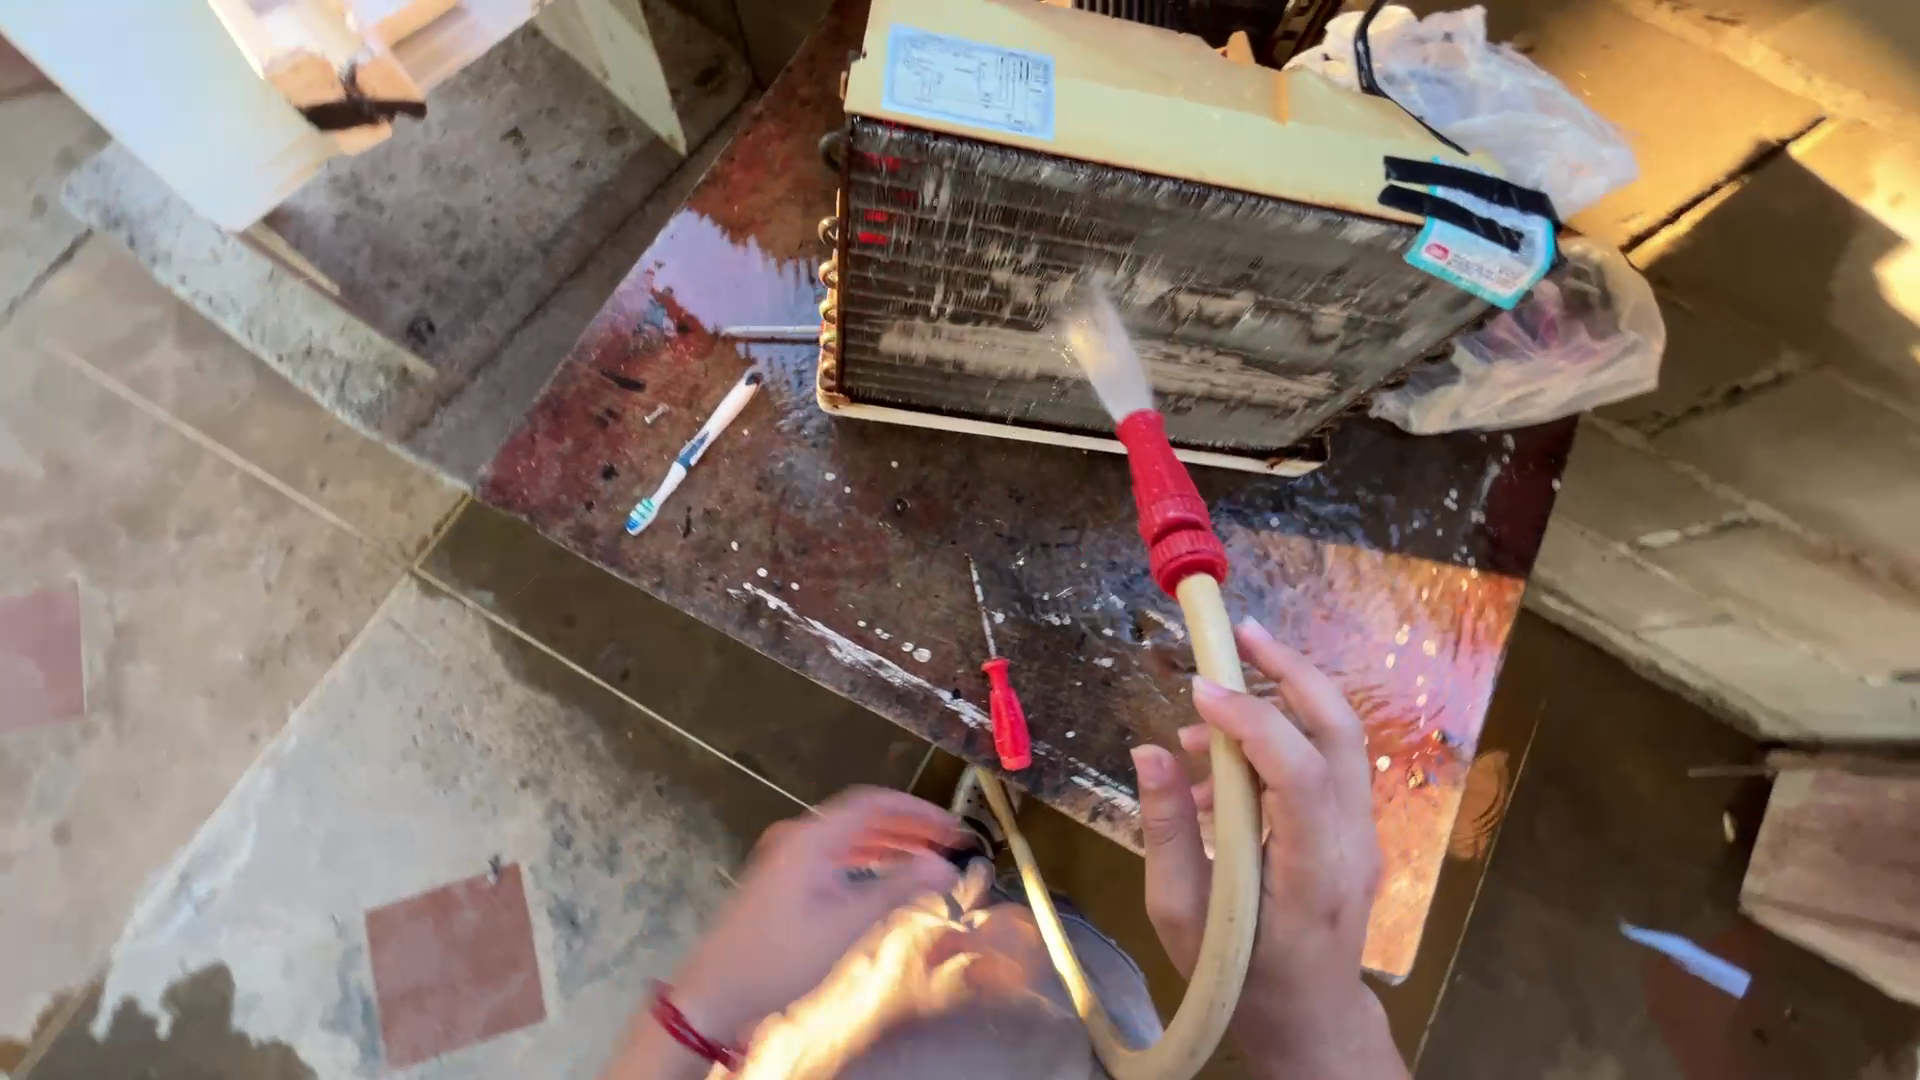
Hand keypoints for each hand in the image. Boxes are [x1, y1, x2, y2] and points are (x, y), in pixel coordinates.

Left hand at [669, 787, 963, 1044]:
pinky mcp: (785, 876)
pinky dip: (867, 859)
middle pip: (863, 816)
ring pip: (851, 836)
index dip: (917, 810)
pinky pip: (837, 854)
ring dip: (890, 843)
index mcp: (811, 836)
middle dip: (908, 826)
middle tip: (948, 841)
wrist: (711, 996)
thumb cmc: (778, 959)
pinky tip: (888, 875)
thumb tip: (943, 867)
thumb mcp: (845, 926)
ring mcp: (789, 854)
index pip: (874, 803)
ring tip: (928, 857)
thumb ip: (897, 891)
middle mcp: (799, 835)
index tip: (951, 826)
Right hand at [1132, 618, 1405, 1078]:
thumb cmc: (1240, 976)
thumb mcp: (1181, 914)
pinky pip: (1318, 761)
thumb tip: (1148, 750)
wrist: (1311, 1022)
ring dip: (1280, 696)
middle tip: (1239, 634)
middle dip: (1290, 670)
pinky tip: (1214, 768)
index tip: (1197, 689)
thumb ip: (1166, 829)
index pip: (1297, 772)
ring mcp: (1360, 833)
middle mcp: (1350, 842)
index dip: (1249, 720)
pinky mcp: (1349, 829)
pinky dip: (1273, 738)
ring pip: (1337, 737)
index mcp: (1311, 872)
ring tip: (1203, 710)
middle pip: (1339, 731)